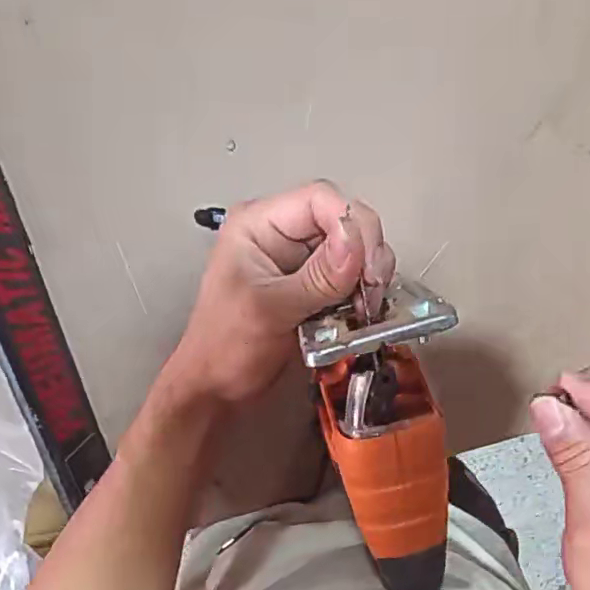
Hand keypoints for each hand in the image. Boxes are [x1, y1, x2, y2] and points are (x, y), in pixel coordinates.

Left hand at [161, 181, 395, 408]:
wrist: (216, 390)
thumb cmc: (224, 349)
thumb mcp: (269, 311)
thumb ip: (316, 278)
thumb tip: (358, 245)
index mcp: (258, 225)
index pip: (320, 199)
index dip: (351, 224)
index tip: (367, 265)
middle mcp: (280, 235)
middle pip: (342, 220)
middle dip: (366, 251)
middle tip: (373, 289)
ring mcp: (297, 262)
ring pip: (352, 250)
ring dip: (368, 275)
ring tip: (367, 307)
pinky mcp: (311, 289)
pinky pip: (348, 280)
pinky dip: (362, 294)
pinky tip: (363, 314)